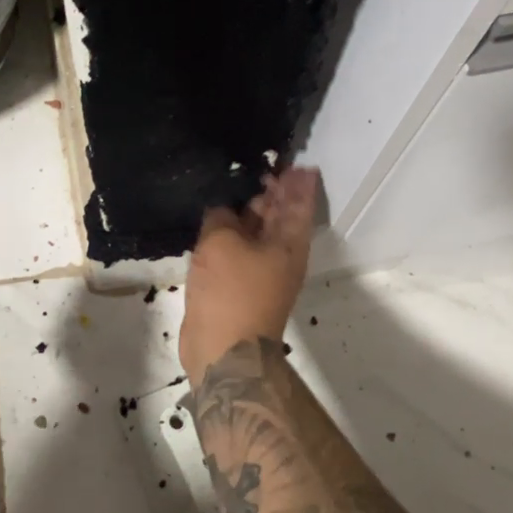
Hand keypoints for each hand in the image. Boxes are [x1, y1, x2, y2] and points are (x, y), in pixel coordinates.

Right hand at [179, 167, 319, 383]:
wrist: (224, 350)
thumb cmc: (231, 292)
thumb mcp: (221, 243)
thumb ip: (221, 216)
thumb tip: (221, 209)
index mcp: (289, 244)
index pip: (298, 204)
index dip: (297, 183)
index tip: (294, 162)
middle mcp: (279, 256)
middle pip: (280, 218)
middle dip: (274, 193)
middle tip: (262, 167)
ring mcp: (259, 273)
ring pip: (257, 234)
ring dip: (250, 212)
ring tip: (237, 187)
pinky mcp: (237, 286)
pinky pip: (236, 250)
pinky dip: (230, 233)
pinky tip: (215, 221)